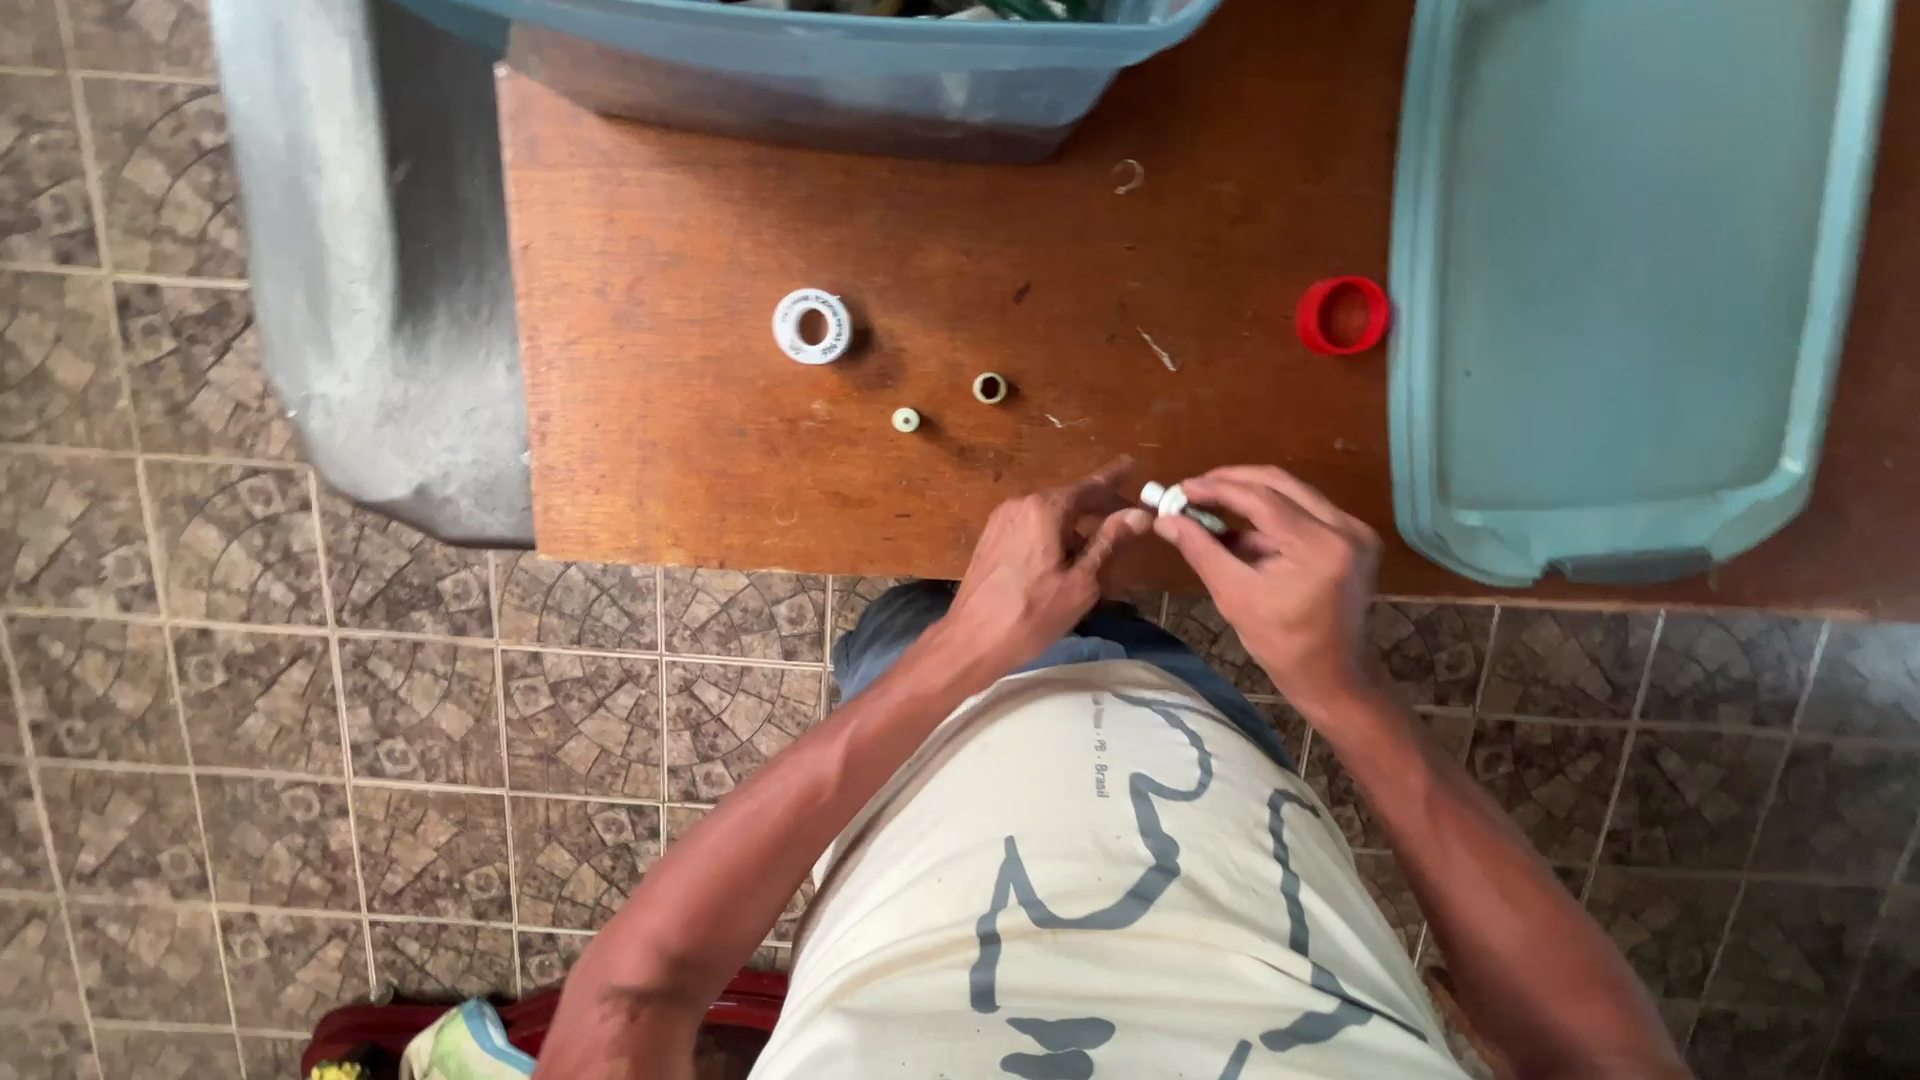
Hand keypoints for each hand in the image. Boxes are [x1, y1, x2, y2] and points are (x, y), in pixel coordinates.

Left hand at [940, 458, 1153, 673]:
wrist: (971, 640)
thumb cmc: (1032, 614)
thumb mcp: (1081, 582)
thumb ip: (1109, 543)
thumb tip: (1139, 514)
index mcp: (1044, 509)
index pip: (1090, 487)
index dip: (1116, 479)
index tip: (1135, 466)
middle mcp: (1020, 504)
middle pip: (1070, 501)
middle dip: (1099, 512)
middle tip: (1127, 527)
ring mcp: (1001, 521)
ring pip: (1050, 518)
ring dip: (1076, 533)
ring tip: (1097, 562)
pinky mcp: (991, 539)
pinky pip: (1031, 530)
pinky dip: (1053, 540)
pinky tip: (1063, 566)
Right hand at [1153, 465, 1381, 711]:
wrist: (1331, 674)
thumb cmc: (1280, 643)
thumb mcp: (1234, 595)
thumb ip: (1201, 550)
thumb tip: (1165, 519)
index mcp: (1319, 545)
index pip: (1261, 499)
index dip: (1217, 489)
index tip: (1181, 488)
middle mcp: (1345, 528)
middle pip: (1280, 484)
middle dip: (1232, 482)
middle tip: (1194, 489)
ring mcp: (1354, 530)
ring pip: (1292, 492)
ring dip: (1248, 495)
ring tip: (1209, 502)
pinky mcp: (1352, 537)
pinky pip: (1303, 510)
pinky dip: (1268, 513)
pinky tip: (1235, 524)